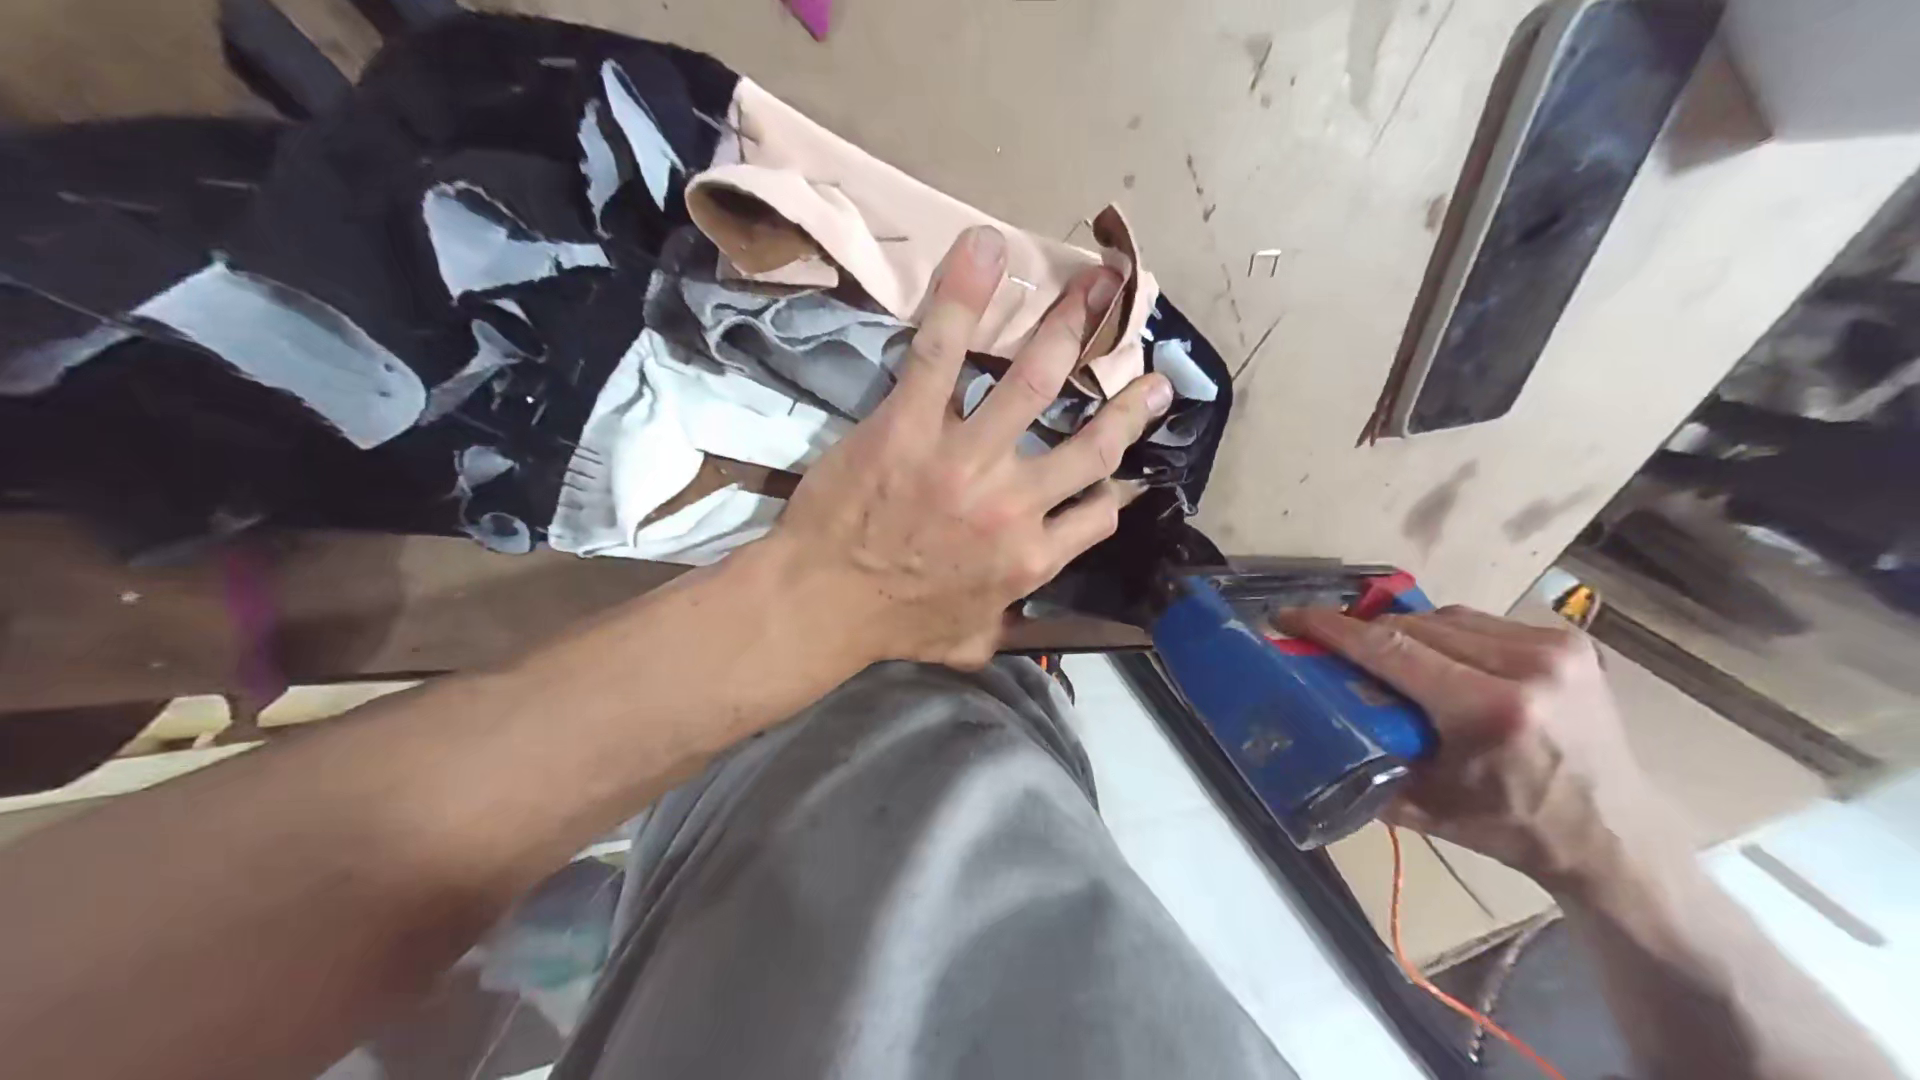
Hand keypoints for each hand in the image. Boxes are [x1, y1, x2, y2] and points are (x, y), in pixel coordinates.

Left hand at [763, 226, 1173, 668]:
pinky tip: (986, 250)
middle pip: (1092, 442)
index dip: (1116, 485)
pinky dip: (965, 298)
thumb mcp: (969, 641)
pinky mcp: (912, 426)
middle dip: (1129, 399)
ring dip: (1071, 326)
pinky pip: (944, 354)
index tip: (1121, 464)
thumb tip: (1024, 627)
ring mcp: (966, 459)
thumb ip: (1007, 628)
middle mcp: (1016, 504)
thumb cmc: (893, 625)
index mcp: (1033, 558)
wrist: (821, 604)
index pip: (1100, 512)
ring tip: (1099, 285)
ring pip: (1034, 381)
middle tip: (1151, 367)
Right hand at [1274, 605, 1651, 888]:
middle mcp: (1528, 666)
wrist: (1617, 840)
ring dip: (1403, 631)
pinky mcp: (1568, 643)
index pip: (1389, 648)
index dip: (1330, 628)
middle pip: (1412, 625)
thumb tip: (1307, 718)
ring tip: (1382, 654)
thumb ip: (1365, 755)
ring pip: (1443, 617)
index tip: (1288, 617)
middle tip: (1331, 646)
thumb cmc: (1514, 828)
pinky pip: (1477, 621)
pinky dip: (1444, 633)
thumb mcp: (1424, 802)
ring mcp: (1554, 649)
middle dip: (1363, 633)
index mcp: (1491, 708)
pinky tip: (1435, 656)